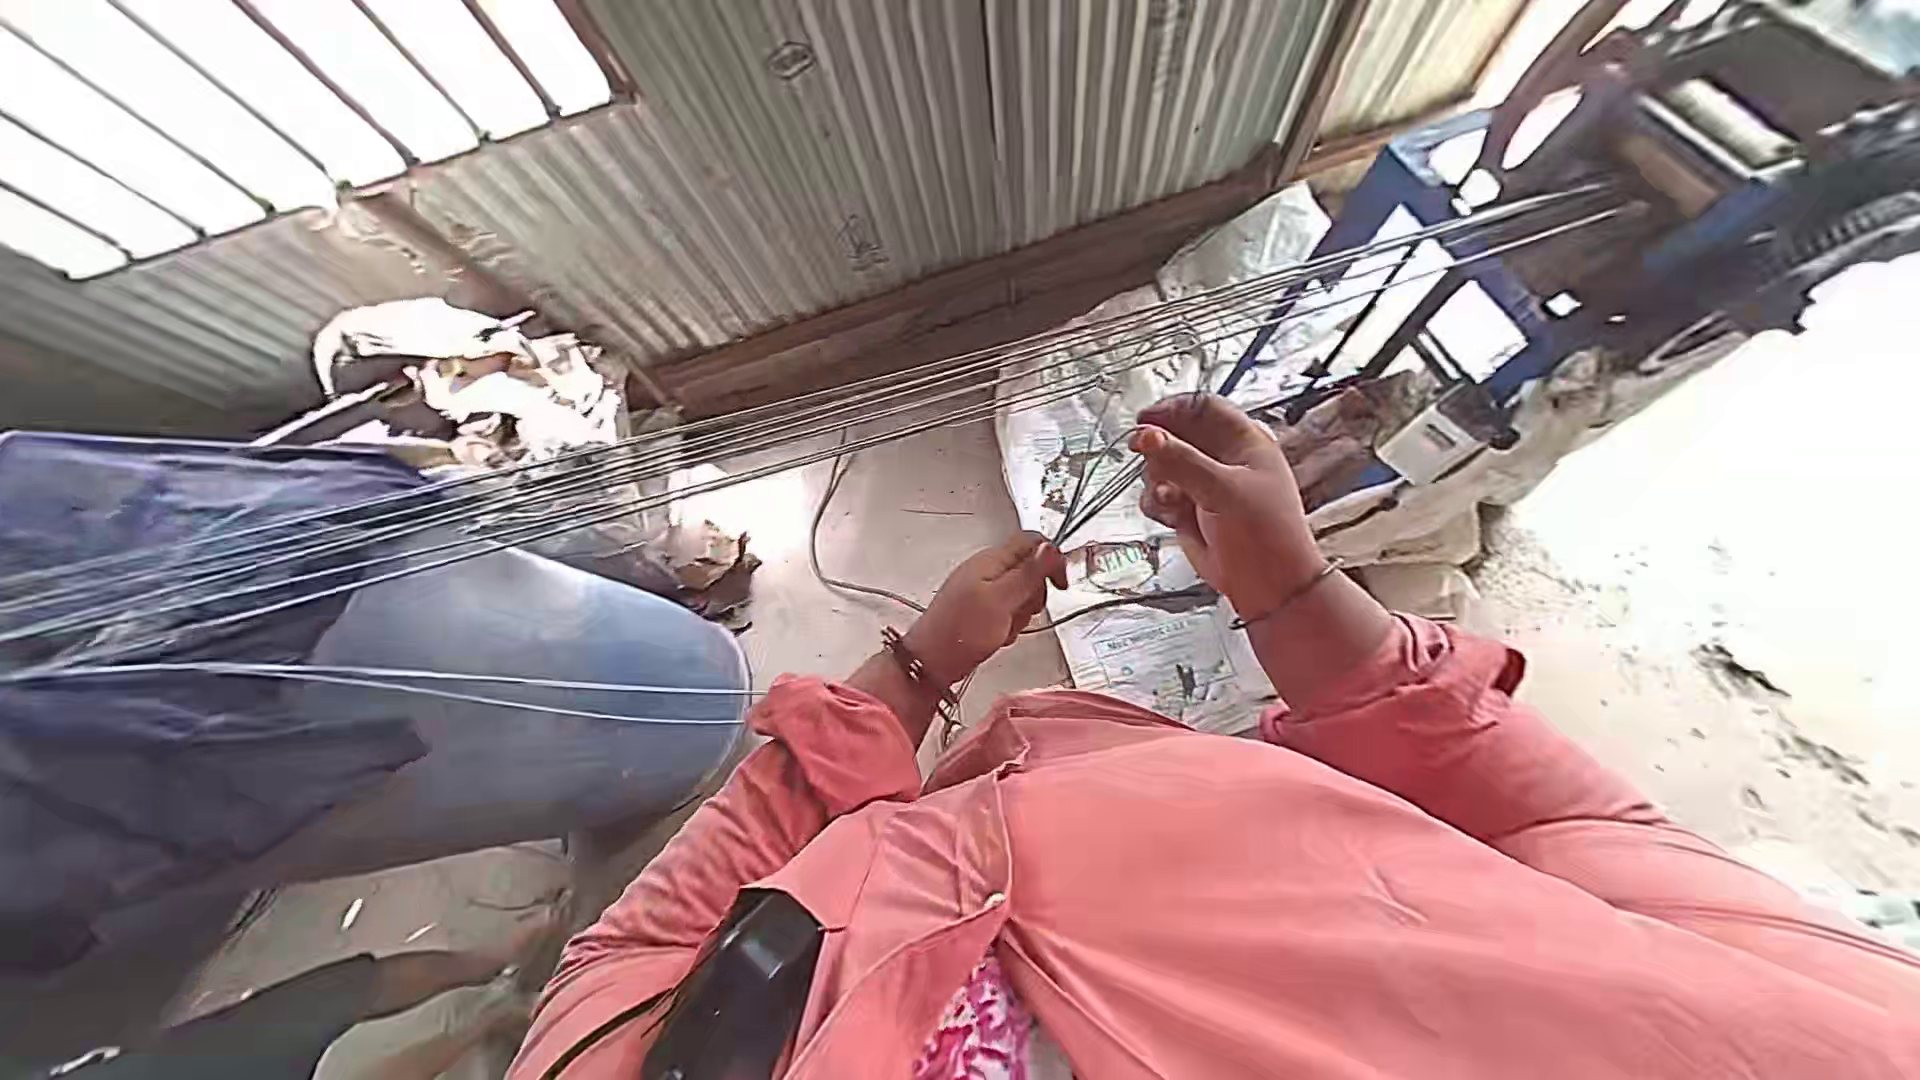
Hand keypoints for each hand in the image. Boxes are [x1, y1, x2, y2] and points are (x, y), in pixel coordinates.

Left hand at [904, 532, 1067, 684]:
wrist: (932, 663)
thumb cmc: (961, 631)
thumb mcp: (1002, 600)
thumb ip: (1028, 573)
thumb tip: (1050, 546)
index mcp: (991, 560)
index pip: (1032, 542)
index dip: (1052, 560)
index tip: (1059, 584)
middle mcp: (986, 570)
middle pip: (1029, 569)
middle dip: (1035, 593)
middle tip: (1023, 609)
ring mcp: (983, 590)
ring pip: (1021, 593)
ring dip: (1022, 612)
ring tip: (1007, 625)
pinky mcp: (981, 609)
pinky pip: (1008, 611)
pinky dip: (1010, 624)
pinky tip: (999, 634)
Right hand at [1131, 393, 1324, 616]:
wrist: (1266, 585)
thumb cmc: (1265, 535)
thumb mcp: (1222, 490)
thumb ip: (1181, 460)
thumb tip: (1147, 436)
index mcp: (1244, 443)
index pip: (1202, 408)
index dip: (1172, 409)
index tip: (1145, 419)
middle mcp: (1221, 460)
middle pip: (1174, 436)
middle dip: (1158, 449)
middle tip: (1148, 458)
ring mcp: (1202, 486)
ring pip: (1160, 467)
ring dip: (1156, 481)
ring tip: (1172, 498)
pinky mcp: (1186, 510)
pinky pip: (1156, 496)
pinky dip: (1157, 505)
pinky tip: (1172, 515)